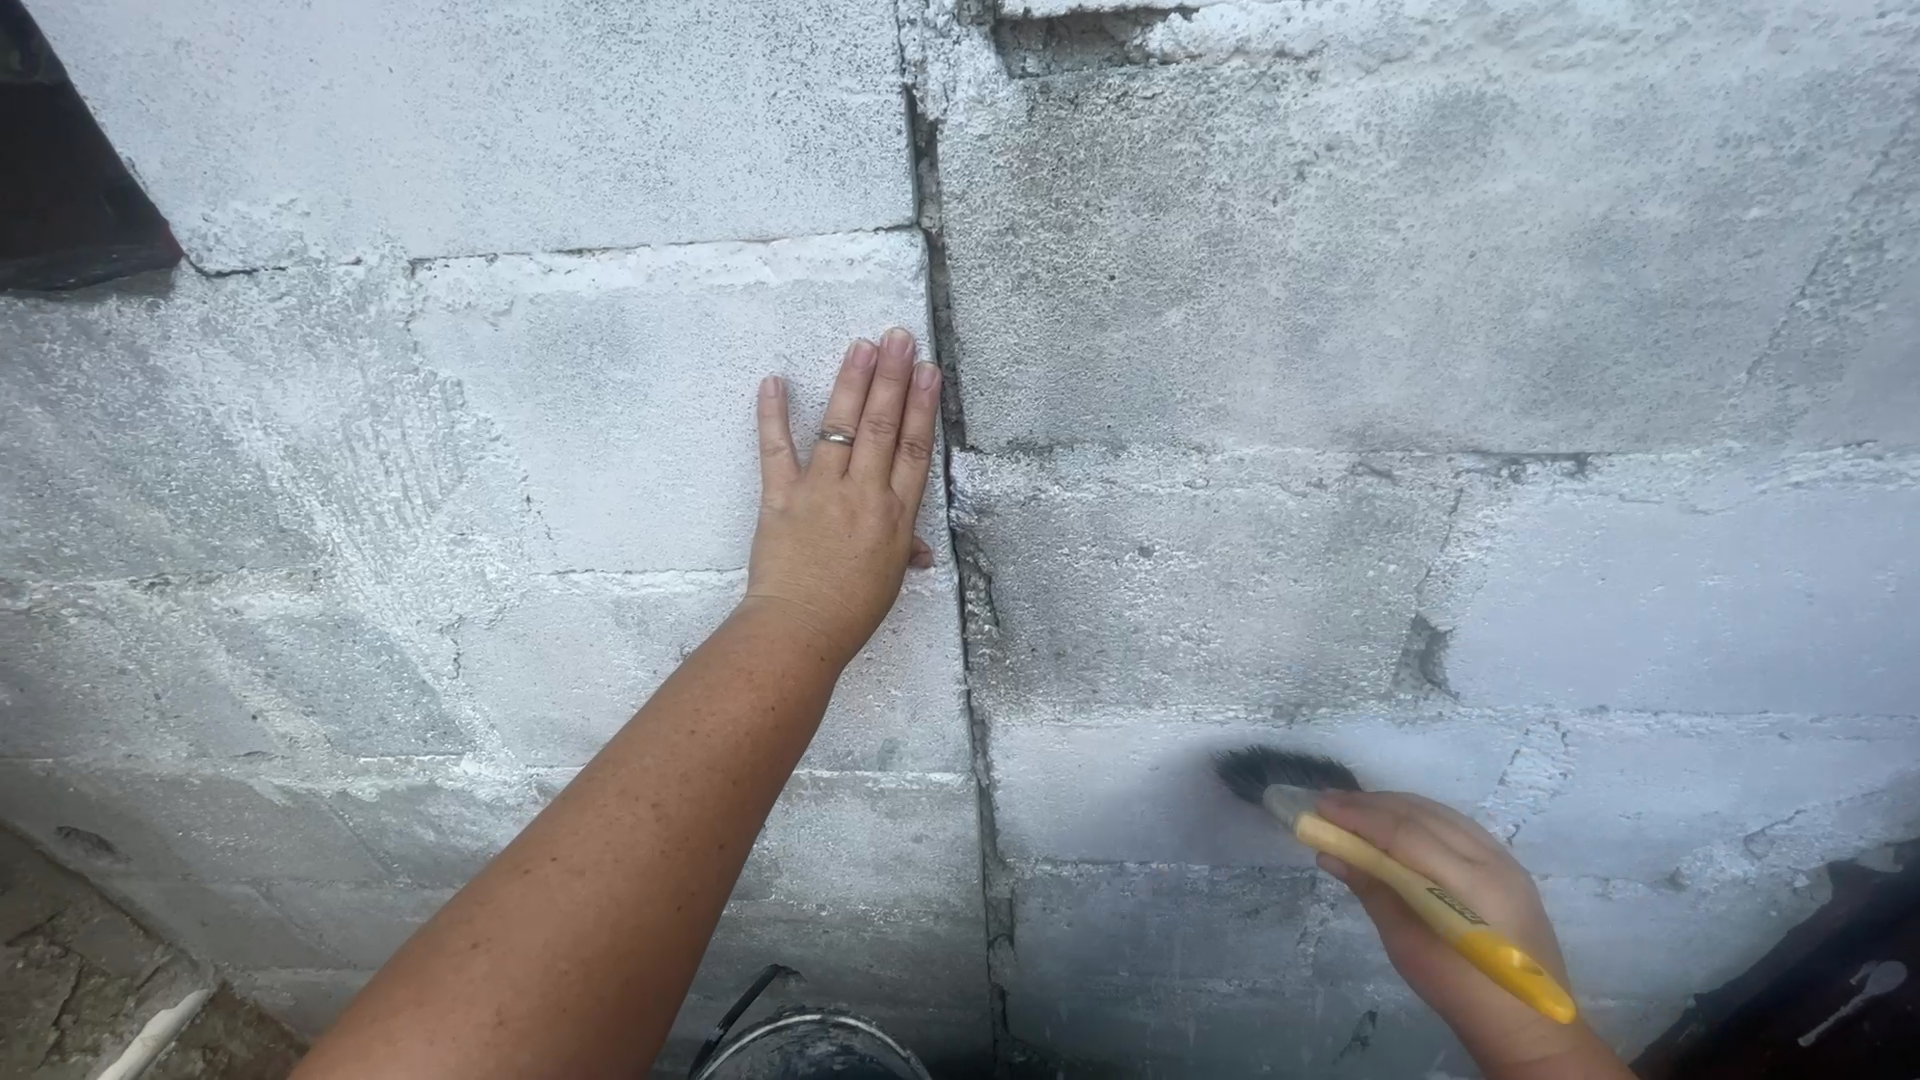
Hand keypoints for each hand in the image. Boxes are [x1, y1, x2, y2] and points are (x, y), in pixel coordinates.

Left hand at [743, 328, 940, 666]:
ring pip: (841, 427)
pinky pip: (777, 449)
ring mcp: (822, 492)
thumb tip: (919, 550)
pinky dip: (773, 414)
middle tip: (898, 338)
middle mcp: (864, 494)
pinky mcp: (781, 497)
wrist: (800, 630)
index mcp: (895, 514)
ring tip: (861, 345)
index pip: (915, 448)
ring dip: (851, 382)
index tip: (927, 371)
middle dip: (892, 377)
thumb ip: (903, 550)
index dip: (922, 406)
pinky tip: (774, 380)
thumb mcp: (889, 580)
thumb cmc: (850, 611)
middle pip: (883, 426)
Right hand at [1315, 791, 1632, 1078]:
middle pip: (1422, 815)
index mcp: (1473, 887)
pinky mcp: (1506, 864)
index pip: (1405, 834)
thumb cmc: (1460, 991)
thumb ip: (1371, 888)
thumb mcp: (1405, 944)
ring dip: (1393, 805)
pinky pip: (1454, 824)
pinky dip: (1417, 815)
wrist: (1529, 1027)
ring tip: (1354, 806)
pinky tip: (1393, 820)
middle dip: (1371, 804)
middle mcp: (1494, 862)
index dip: (1359, 817)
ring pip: (1439, 813)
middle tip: (1329, 801)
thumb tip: (1328, 853)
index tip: (1320, 806)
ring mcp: (1505, 860)